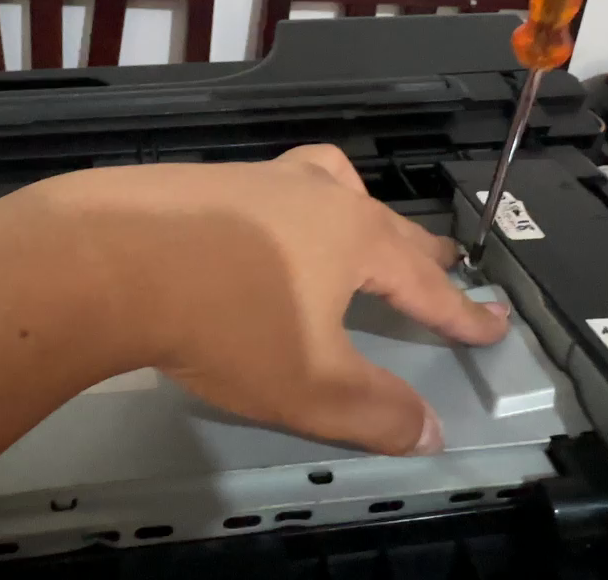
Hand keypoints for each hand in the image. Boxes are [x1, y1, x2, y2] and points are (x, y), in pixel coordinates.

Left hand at [43, 145, 508, 455]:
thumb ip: (377, 411)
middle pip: (385, 221)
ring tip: (355, 224)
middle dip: (419, 250)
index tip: (493, 320)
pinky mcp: (210, 178)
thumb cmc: (224, 321)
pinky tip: (263, 228)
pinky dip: (292, 203)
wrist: (114, 257)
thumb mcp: (311, 386)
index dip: (462, 310)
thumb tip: (429, 430)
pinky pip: (273, 184)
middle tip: (442, 264)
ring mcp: (259, 177)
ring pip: (329, 179)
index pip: (426, 282)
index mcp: (352, 237)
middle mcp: (314, 195)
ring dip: (355, 205)